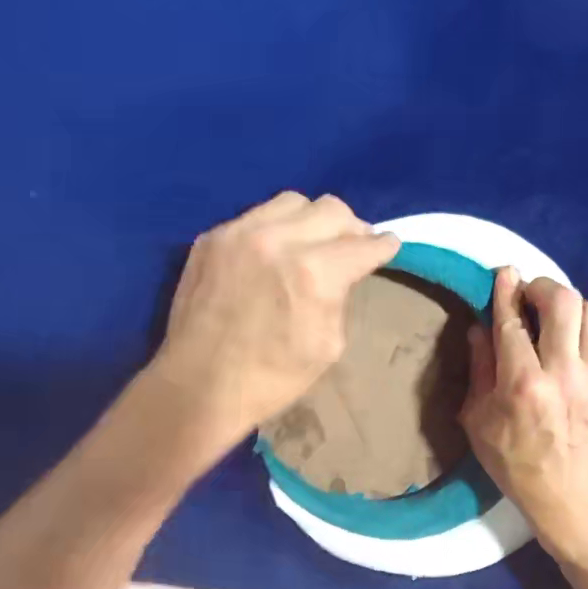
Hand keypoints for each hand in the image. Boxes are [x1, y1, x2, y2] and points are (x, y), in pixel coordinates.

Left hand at [151, 191, 399, 441]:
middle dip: (352, 227)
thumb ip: (340, 297)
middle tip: (353, 246)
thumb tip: (343, 272)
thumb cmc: (271, 379)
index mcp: (313, 273)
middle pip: (332, 209)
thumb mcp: (327, 346)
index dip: (383, 246)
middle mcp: (277, 240)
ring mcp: (239, 233)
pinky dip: (275, 229)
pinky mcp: (211, 237)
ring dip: (312, 220)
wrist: (198, 386)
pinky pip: (256, 216)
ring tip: (312, 244)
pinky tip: (272, 254)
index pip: (363, 244)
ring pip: (293, 201)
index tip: (389, 245)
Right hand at [461, 268, 587, 537]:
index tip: (505, 273)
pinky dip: (582, 325)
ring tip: (550, 316)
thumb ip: (480, 367)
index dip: (506, 293)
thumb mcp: (477, 417)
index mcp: (522, 385)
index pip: (513, 324)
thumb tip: (480, 326)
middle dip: (540, 287)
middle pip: (561, 303)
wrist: (562, 488)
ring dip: (566, 304)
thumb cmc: (508, 456)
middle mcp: (562, 373)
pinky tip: (567, 338)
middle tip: (527, 294)